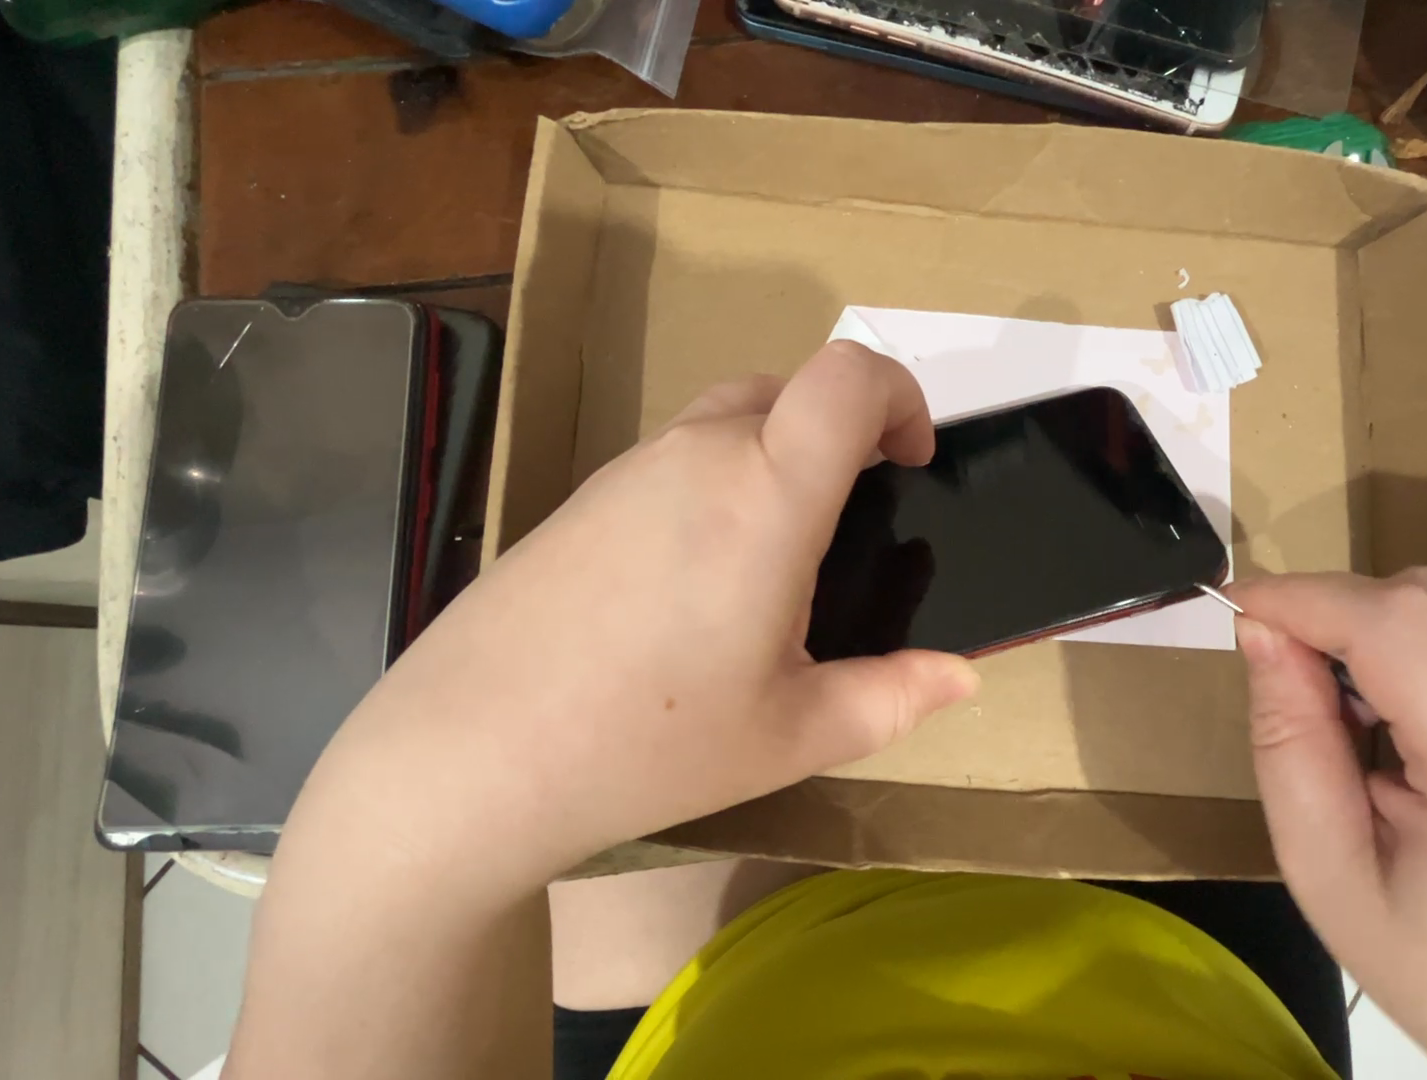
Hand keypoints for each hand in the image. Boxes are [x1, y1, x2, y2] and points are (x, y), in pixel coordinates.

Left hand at [285, 342, 977, 902]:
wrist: (466, 756)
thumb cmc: (647, 744)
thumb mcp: (793, 734)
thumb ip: (894, 696)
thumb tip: (959, 676)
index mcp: (764, 494)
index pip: (848, 376)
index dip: (901, 395)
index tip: (909, 461)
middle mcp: (696, 454)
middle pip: (791, 391)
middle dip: (842, 440)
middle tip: (846, 531)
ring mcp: (629, 469)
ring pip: (729, 421)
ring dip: (776, 462)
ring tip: (771, 570)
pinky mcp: (583, 498)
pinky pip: (675, 459)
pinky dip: (716, 486)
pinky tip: (692, 587)